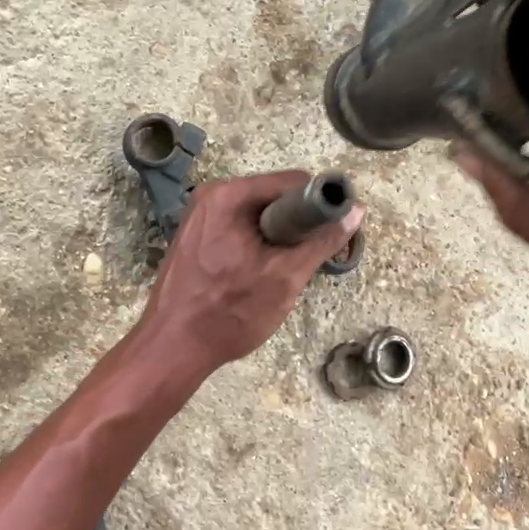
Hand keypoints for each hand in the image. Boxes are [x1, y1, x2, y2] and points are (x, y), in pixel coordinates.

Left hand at [140, 171, 363, 370]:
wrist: (172, 348)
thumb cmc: (229, 312)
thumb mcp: (285, 277)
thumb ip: (322, 241)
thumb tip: (356, 210)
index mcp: (229, 195)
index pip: (291, 181)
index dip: (318, 204)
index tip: (331, 231)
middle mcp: (211, 195)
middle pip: (273, 195)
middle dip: (296, 222)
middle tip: (307, 257)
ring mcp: (199, 214)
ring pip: (257, 213)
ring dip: (276, 235)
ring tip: (284, 269)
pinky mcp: (195, 234)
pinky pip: (238, 226)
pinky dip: (255, 242)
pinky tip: (259, 272)